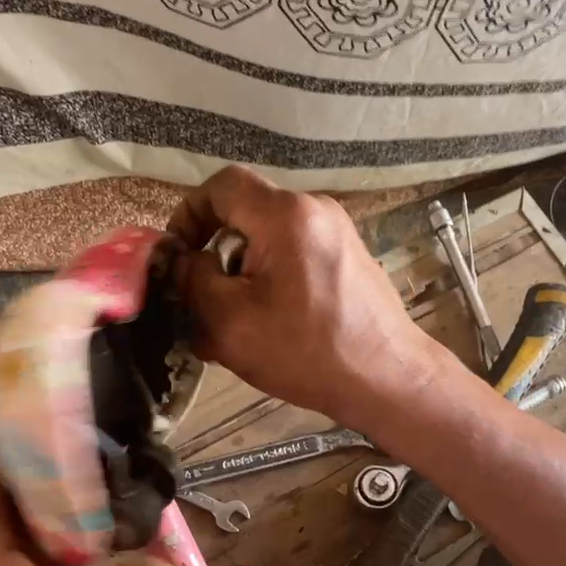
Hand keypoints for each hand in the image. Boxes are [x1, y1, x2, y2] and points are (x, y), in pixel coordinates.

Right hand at [168, 166, 450, 430]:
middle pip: (247, 215)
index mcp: (285, 214)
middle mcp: (316, 210)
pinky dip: (274, 283)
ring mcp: (339, 235)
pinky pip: (297, 258)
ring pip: (271, 241)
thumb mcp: (229, 322)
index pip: (222, 185)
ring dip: (244, 275)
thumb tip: (184, 261)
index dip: (189, 213)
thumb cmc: (306, 351)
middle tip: (206, 301)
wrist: (386, 380)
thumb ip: (193, 281)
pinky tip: (272, 327)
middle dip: (218, 254)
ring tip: (238, 324)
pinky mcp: (350, 261)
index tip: (178, 255)